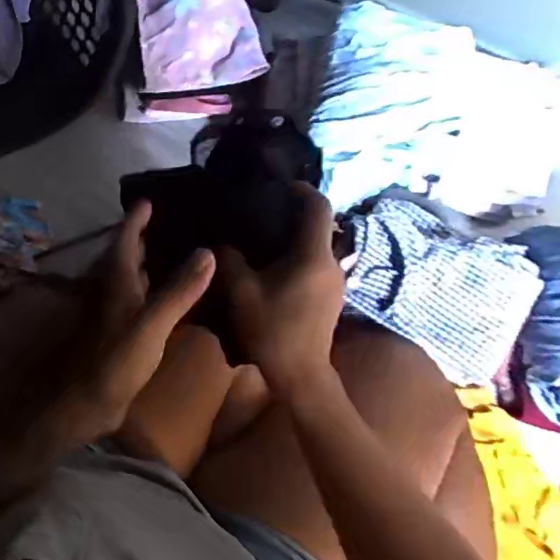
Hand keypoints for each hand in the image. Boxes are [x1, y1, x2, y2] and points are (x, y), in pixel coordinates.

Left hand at [51, 202, 214, 443]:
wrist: (87, 402)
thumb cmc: (116, 359)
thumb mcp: (151, 323)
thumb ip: (178, 290)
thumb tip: (207, 251)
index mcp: (118, 281)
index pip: (125, 239)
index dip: (136, 219)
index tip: (150, 199)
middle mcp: (115, 292)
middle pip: (131, 256)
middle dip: (149, 237)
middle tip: (178, 223)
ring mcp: (118, 314)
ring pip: (138, 279)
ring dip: (155, 264)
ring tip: (185, 252)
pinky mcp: (125, 335)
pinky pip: (145, 302)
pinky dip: (160, 292)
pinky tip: (180, 297)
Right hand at [218, 183, 345, 398]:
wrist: (300, 375)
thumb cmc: (272, 329)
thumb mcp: (241, 292)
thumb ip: (231, 261)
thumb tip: (223, 244)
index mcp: (312, 256)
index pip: (318, 208)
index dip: (302, 190)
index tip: (282, 185)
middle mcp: (332, 264)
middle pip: (321, 226)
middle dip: (296, 214)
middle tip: (265, 211)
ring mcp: (336, 282)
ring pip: (319, 247)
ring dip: (297, 238)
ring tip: (266, 238)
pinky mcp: (333, 298)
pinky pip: (318, 264)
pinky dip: (300, 256)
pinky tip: (276, 268)